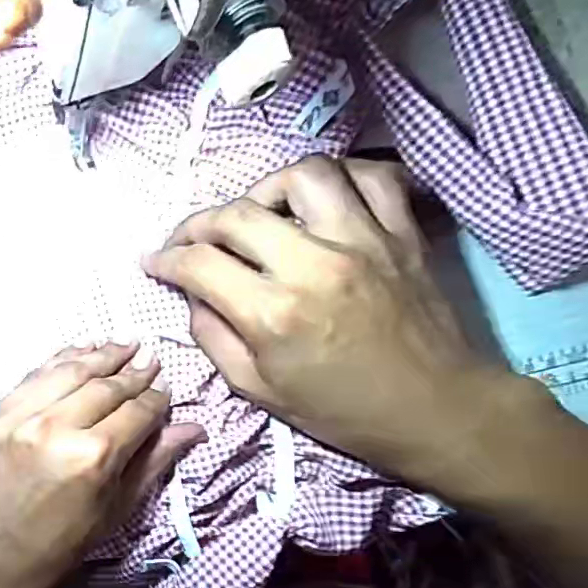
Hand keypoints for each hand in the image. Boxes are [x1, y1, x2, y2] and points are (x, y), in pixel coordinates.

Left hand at [0, 342, 205, 587]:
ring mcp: (20, 415)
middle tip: (151, 358)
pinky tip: (82, 349)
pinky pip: (35, 374)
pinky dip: (61, 358)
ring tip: (124, 344)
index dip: (156, 398)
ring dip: (101, 354)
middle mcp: (56, 427)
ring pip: (71, 370)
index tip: (166, 387)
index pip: (136, 413)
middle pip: (106, 387)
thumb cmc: (59, 546)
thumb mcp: (115, 511)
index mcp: (92, 458)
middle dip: (133, 372)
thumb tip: (194, 428)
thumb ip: (153, 462)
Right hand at [143, 156, 550, 494]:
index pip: (199, 264)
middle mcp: (313, 264)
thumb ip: (215, 339)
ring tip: (260, 212)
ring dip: (267, 188)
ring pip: (303, 175)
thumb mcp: (260, 392)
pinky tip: (323, 200)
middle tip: (192, 240)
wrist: (432, 410)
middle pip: (237, 214)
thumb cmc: (341, 412)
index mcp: (273, 314)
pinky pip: (371, 175)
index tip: (155, 262)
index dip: (165, 260)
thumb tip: (194, 297)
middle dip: (197, 223)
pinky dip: (341, 177)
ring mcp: (363, 240)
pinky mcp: (401, 231)